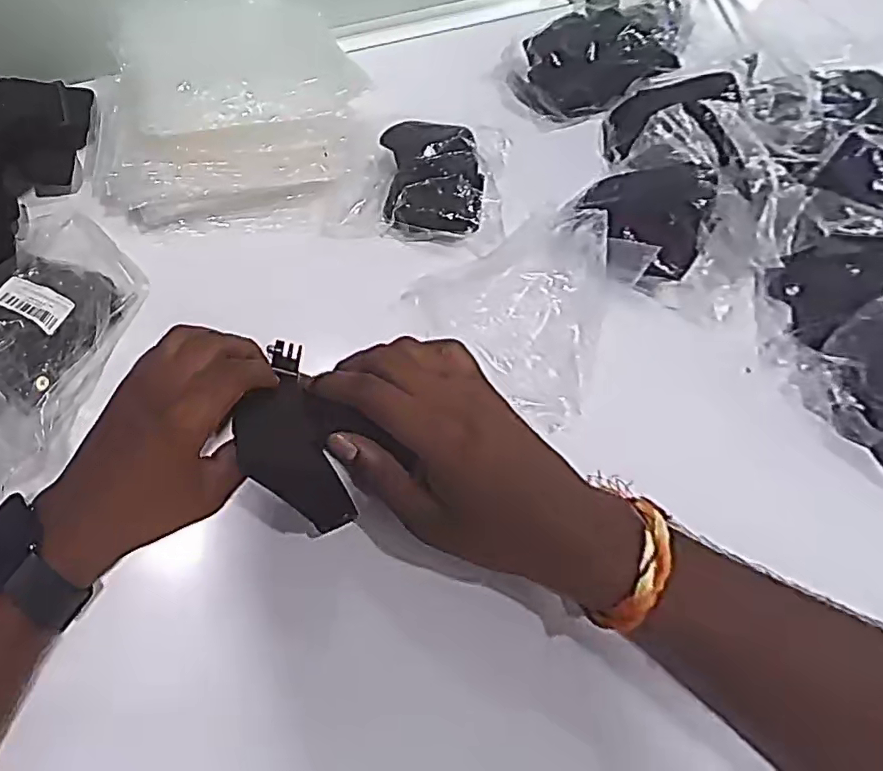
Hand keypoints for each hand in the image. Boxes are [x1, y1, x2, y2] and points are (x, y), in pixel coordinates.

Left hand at [34, 326, 276, 583]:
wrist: (88, 511)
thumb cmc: (136, 508)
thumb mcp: (207, 494)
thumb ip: (236, 459)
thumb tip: (250, 437)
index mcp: (185, 415)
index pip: (234, 372)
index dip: (261, 373)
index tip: (272, 382)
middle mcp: (161, 389)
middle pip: (212, 344)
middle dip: (244, 350)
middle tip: (259, 367)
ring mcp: (141, 381)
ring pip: (185, 336)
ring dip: (215, 341)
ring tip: (233, 359)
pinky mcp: (128, 383)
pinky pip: (162, 346)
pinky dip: (188, 344)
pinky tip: (198, 364)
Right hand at [312, 337, 641, 611]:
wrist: (569, 529)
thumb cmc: (500, 533)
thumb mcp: (427, 521)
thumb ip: (379, 475)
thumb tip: (340, 440)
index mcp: (437, 435)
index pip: (370, 390)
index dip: (332, 386)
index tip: (313, 392)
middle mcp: (454, 402)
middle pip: (385, 360)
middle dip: (348, 368)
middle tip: (330, 389)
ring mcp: (472, 390)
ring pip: (410, 349)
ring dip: (377, 357)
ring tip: (360, 380)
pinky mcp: (486, 389)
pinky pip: (442, 351)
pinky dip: (414, 352)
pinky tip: (405, 372)